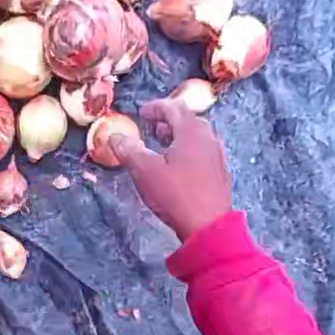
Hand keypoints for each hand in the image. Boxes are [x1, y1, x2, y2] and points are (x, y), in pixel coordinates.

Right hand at [112, 97, 232, 241]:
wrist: (209, 227)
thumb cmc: (176, 195)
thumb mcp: (145, 171)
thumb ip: (128, 150)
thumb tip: (114, 136)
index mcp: (192, 131)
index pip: (173, 107)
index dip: (155, 107)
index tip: (141, 113)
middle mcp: (209, 138)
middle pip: (187, 120)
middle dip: (167, 121)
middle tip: (151, 129)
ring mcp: (217, 155)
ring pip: (196, 136)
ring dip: (177, 136)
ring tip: (161, 147)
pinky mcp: (220, 173)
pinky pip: (201, 151)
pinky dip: (187, 150)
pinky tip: (177, 167)